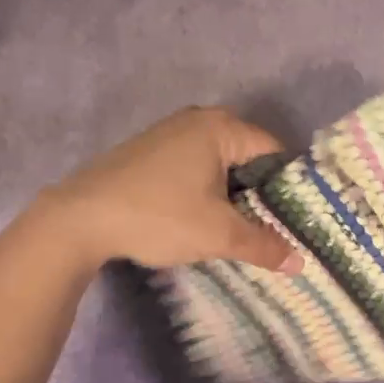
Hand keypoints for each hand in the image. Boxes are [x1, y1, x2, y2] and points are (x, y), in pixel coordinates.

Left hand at [42, 107, 303, 273]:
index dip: (290, 186)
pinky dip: (208, 190)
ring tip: (245, 229)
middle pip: (248, 156)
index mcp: (221, 128)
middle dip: (262, 192)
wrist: (81, 218)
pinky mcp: (149, 152)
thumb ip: (264, 245)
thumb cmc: (159, 217)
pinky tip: (206, 218)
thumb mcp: (218, 235)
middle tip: (275, 228)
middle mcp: (198, 119)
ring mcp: (170, 133)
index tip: (298, 219)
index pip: (275, 151)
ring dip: (234, 194)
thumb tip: (302, 263)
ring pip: (220, 163)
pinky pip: (195, 167)